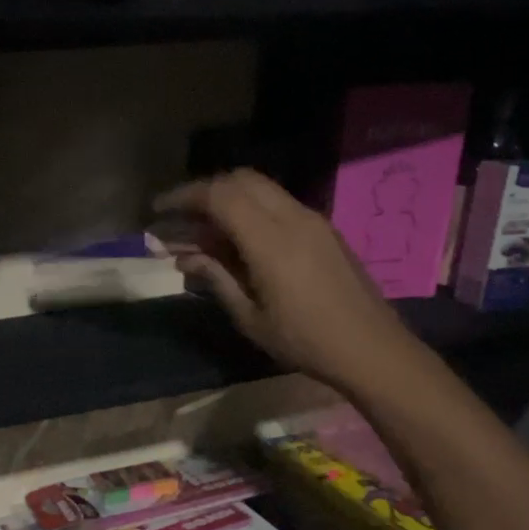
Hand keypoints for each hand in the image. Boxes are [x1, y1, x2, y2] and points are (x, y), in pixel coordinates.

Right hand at [155, 170, 418, 387]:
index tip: (158, 211)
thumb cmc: (304, 342)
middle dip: (205, 193)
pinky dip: (251, 213)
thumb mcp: (251, 318)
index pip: (220, 196)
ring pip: (261, 190)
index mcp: (271, 241)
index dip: (184, 197)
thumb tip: (187, 256)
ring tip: (204, 236)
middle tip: (180, 220)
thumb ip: (217, 279)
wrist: (370, 348)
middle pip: (240, 181)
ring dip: (229, 202)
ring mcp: (313, 221)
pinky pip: (279, 206)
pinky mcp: (324, 231)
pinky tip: (238, 244)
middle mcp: (293, 218)